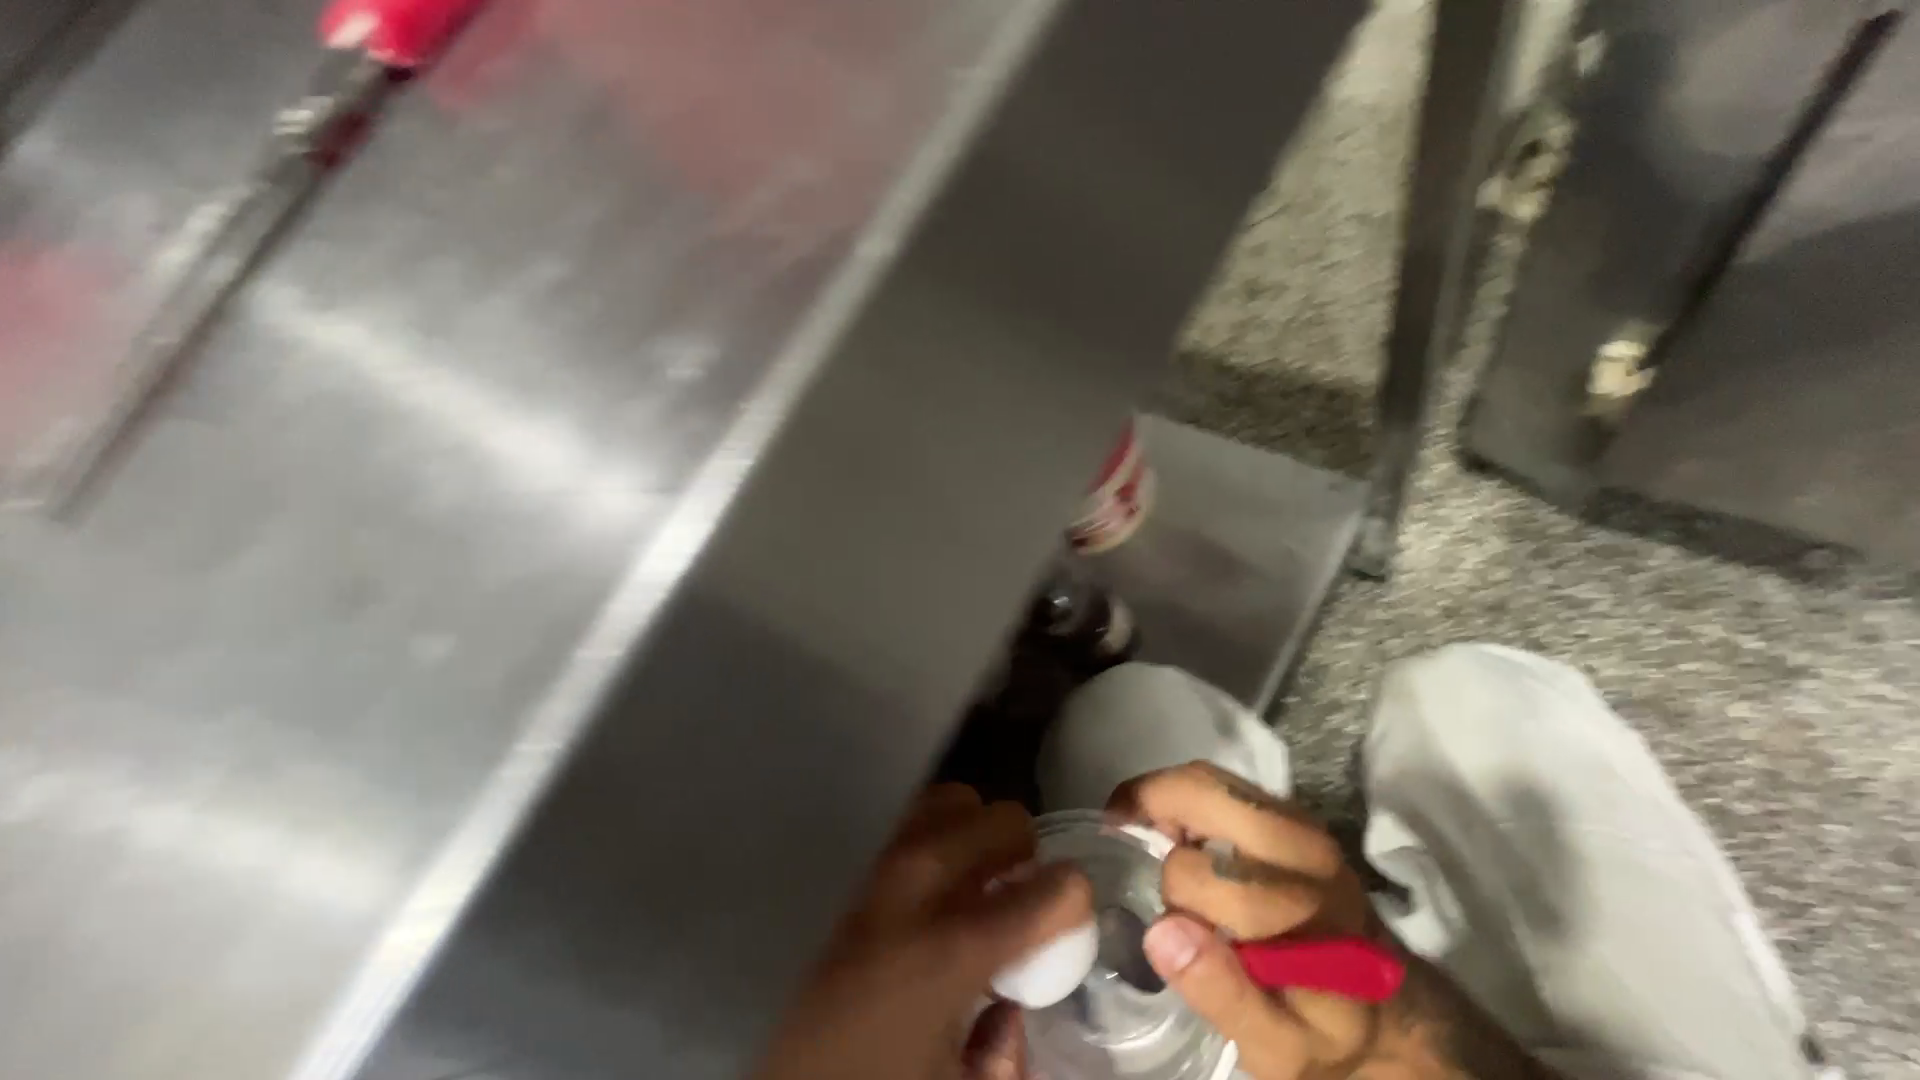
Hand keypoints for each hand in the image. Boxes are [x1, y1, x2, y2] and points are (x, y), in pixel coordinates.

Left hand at [753, 785, 1093, 1079]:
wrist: (768, 1071)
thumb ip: (1004, 1055)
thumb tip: (1009, 1010)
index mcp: (952, 950)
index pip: (1051, 889)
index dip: (1075, 896)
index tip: (1069, 913)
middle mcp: (913, 888)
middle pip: (997, 819)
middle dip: (1022, 849)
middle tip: (1017, 889)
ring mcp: (870, 867)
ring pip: (947, 801)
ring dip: (972, 831)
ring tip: (969, 878)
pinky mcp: (840, 868)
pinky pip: (901, 819)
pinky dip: (929, 832)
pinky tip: (921, 880)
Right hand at [1110, 763, 1385, 1079]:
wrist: (1391, 1007)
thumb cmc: (1327, 1029)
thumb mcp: (1279, 1046)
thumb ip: (1221, 993)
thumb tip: (1159, 930)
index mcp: (1300, 904)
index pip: (1200, 872)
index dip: (1170, 898)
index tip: (1165, 927)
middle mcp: (1303, 846)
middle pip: (1203, 789)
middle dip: (1149, 808)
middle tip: (1122, 841)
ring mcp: (1299, 822)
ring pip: (1209, 776)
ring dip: (1162, 798)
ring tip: (1141, 835)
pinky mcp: (1291, 814)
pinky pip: (1220, 783)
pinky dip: (1181, 797)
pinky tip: (1171, 832)